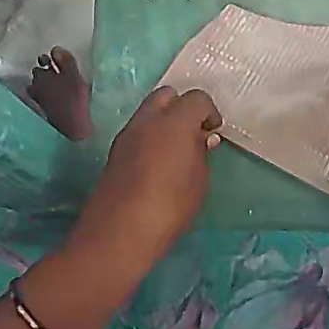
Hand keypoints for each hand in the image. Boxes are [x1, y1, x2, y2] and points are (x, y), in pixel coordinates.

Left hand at [69, 87, 221, 272]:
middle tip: (194, 133)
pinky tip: (157, 163)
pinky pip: (137, 130)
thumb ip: (201, 153)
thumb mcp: (198, 182)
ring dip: (164, 120)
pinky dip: (150, 135)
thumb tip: (202, 138)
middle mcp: (147, 120)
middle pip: (166, 95)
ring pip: (148, 111)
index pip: (196, 98)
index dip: (209, 112)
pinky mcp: (115, 151)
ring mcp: (127, 134)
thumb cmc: (169, 208)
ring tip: (176, 150)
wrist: (119, 232)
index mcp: (174, 122)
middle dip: (183, 107)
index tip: (214, 131)